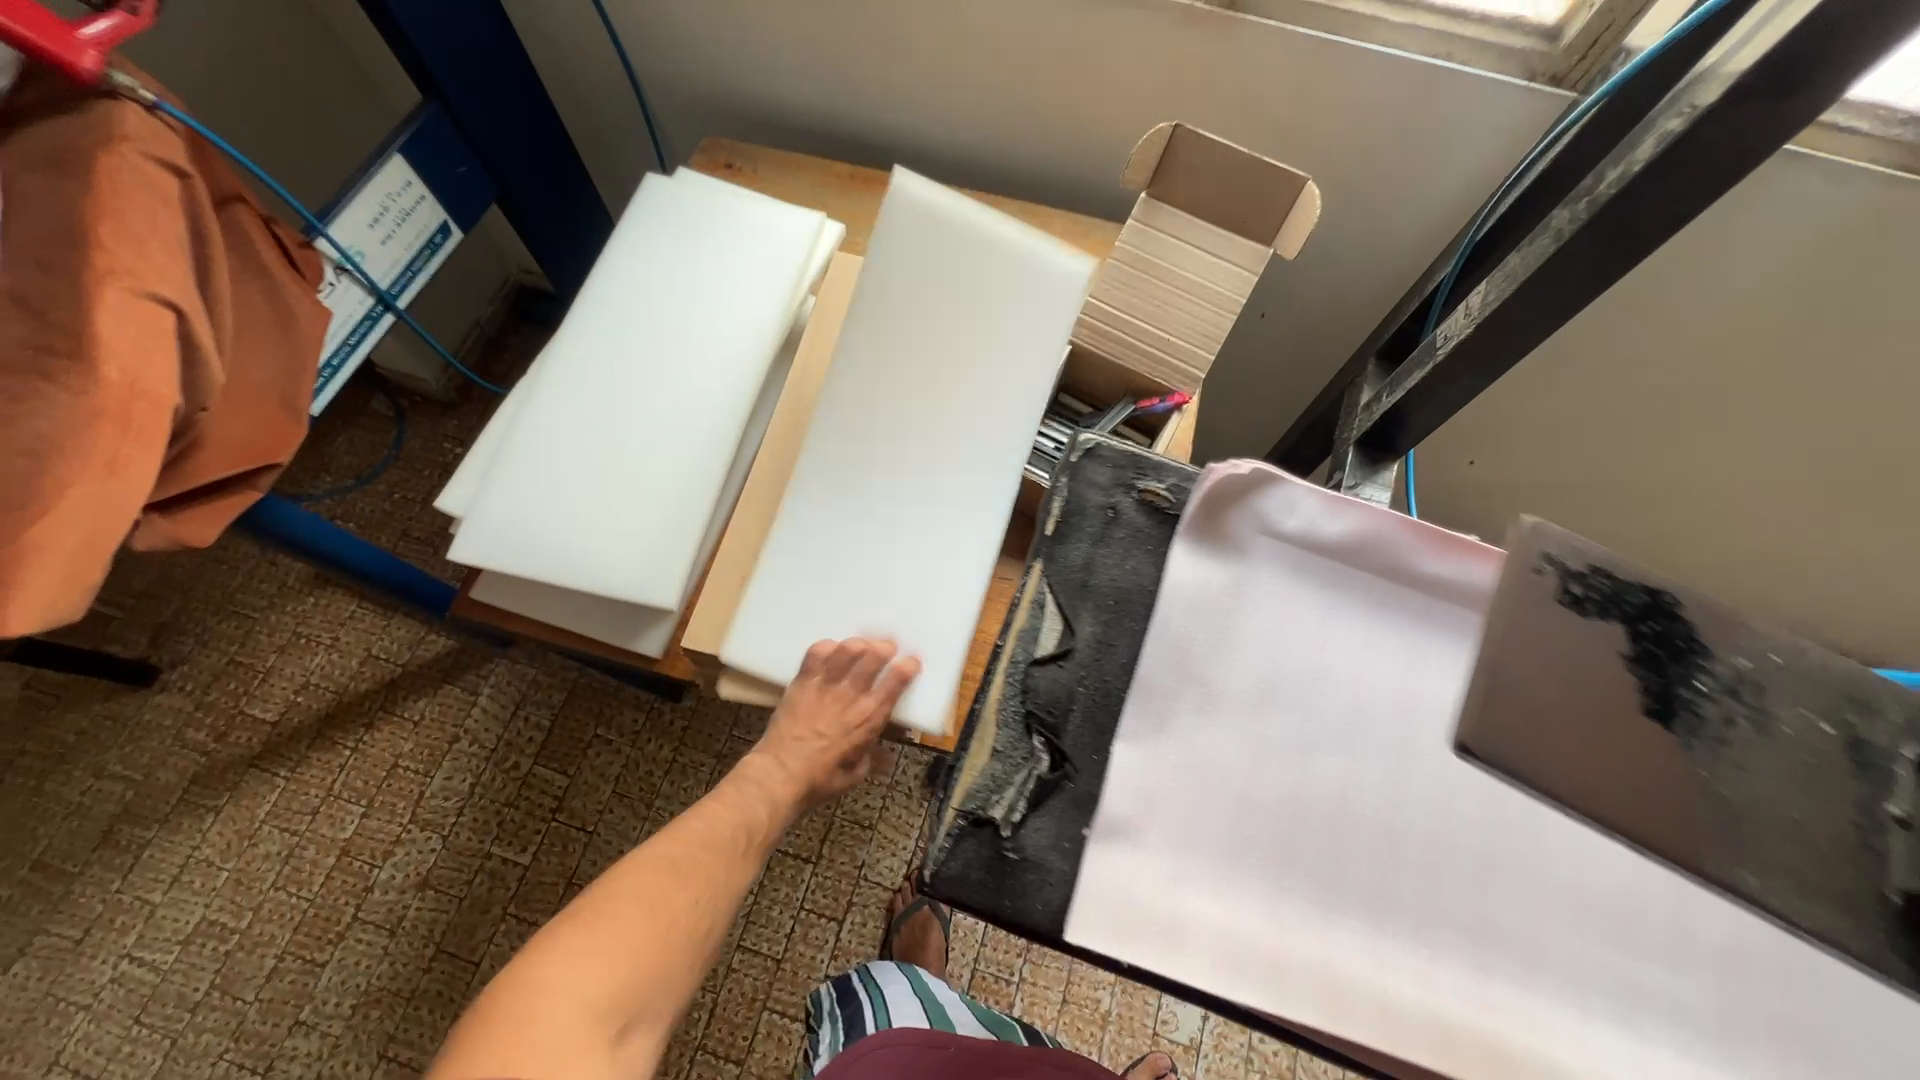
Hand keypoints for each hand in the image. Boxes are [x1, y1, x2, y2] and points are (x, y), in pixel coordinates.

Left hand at [748, 638, 920, 809]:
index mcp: (871, 716)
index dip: (908, 665)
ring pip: (847, 649)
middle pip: (874, 655)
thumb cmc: (822, 779)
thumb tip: (887, 758)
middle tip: (886, 647)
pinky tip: (830, 651)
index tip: (911, 661)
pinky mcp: (803, 682)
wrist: (781, 774)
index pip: (897, 680)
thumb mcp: (858, 772)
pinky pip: (816, 653)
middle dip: (885, 647)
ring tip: (860, 646)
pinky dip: (826, 647)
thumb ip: (873, 757)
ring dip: (858, 644)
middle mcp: (852, 695)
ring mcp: (826, 685)